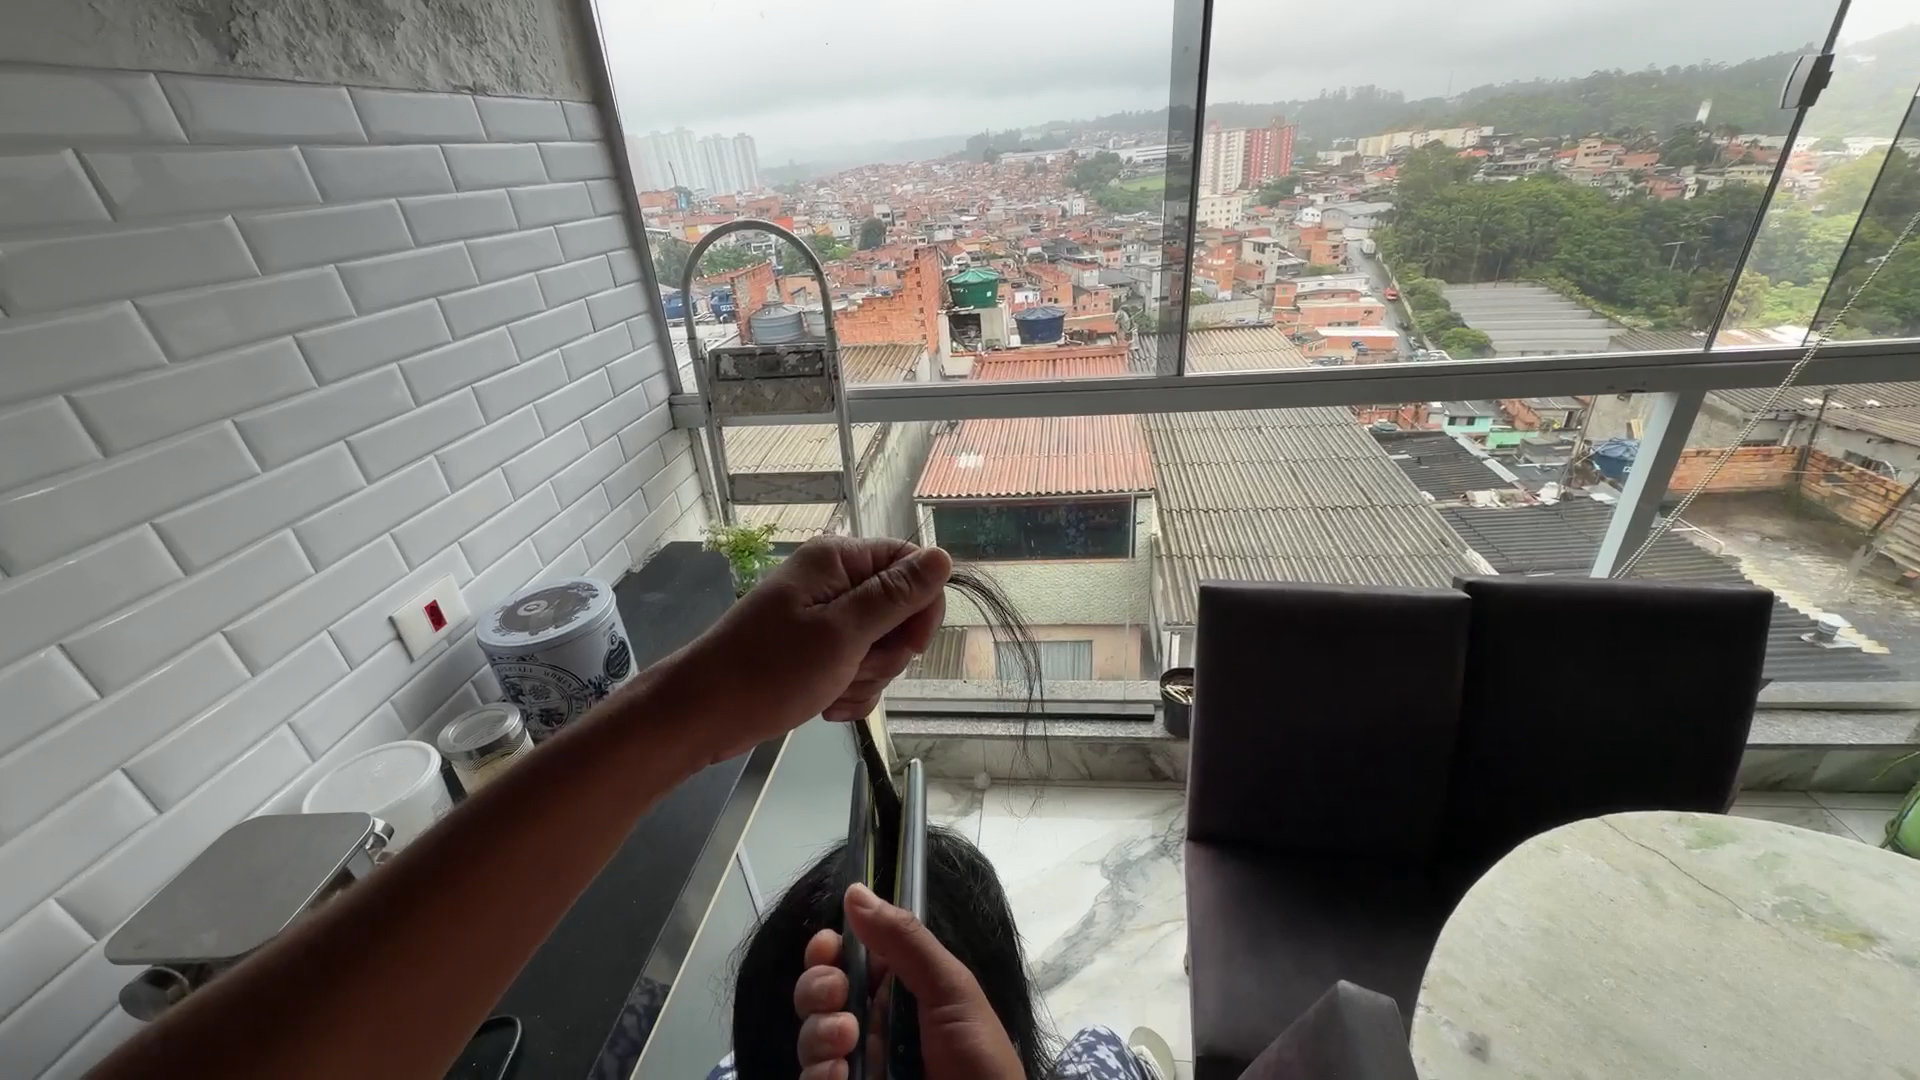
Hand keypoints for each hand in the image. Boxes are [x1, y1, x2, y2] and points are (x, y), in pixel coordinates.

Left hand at [669, 536, 949, 761]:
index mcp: (839, 560)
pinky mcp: (817, 651)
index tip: (909, 646)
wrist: (702, 715)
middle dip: (888, 652)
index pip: (912, 565)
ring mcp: (825, 618)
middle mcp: (835, 582)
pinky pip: (860, 668)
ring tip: (831, 689)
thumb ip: (897, 596)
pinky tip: (827, 705)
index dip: (922, 608)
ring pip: (883, 646)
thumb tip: (943, 556)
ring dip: (867, 677)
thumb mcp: (843, 633)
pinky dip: (851, 690)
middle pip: (901, 611)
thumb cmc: (769, 670)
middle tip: (853, 667)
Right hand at [794, 884, 1025, 1079]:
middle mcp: (871, 1020)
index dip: (829, 948)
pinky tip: (839, 1074)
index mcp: (898, 986)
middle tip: (837, 995)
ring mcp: (858, 1063)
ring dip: (818, 1032)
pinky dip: (818, 1074)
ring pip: (809, 1036)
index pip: (849, 954)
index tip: (826, 947)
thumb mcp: (950, 988)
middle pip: (819, 991)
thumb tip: (854, 890)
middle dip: (817, 986)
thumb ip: (903, 940)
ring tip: (845, 1043)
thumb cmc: (977, 1056)